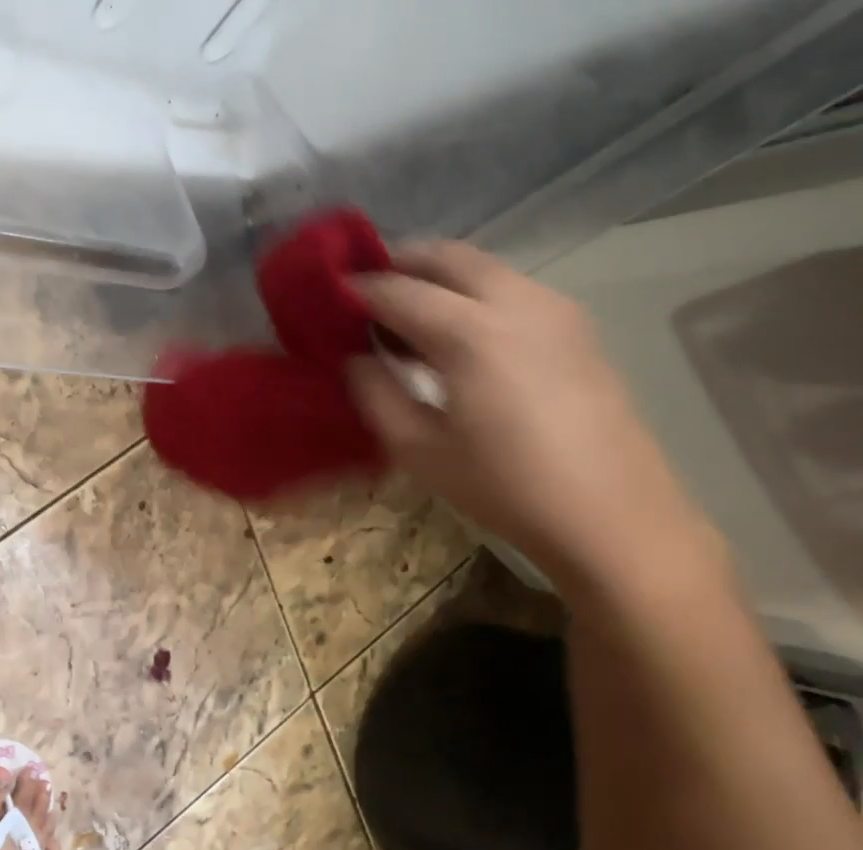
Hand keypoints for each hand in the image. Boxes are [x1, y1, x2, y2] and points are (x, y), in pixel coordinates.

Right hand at [347, 241, 716, 591]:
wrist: (609, 511)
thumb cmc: (501, 484)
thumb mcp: (416, 447)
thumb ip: (375, 392)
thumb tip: (354, 359)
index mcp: (471, 332)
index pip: (397, 290)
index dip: (354, 290)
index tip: (320, 299)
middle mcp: (516, 302)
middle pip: (446, 257)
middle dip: (396, 264)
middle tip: (357, 292)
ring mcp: (554, 310)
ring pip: (481, 269)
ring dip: (434, 280)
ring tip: (398, 320)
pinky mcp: (573, 329)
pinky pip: (507, 290)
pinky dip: (467, 296)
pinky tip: (447, 338)